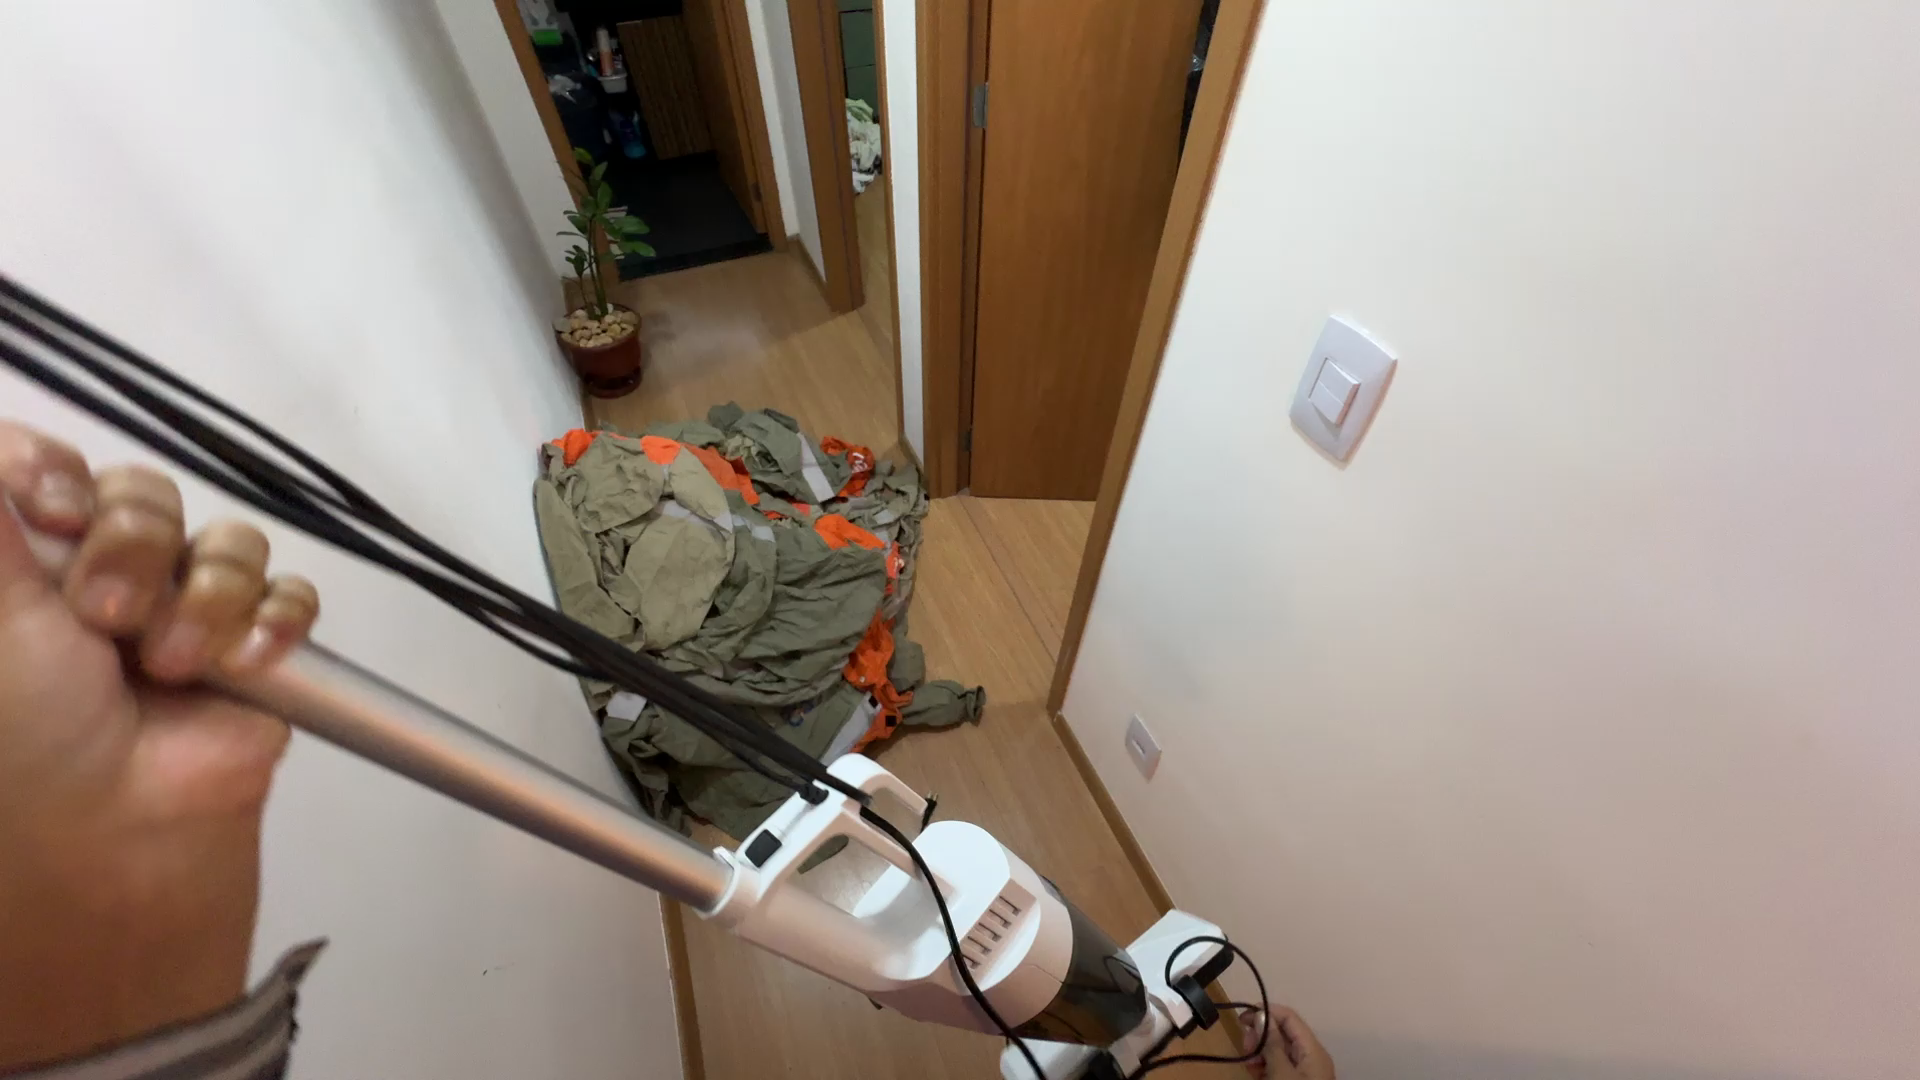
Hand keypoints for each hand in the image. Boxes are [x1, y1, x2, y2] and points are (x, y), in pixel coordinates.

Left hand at [0, 423, 317, 1068]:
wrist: (119, 817)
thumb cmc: (19, 724)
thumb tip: (0, 445)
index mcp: (22, 562)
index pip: (49, 464)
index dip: (61, 472)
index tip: (53, 515)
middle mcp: (103, 572)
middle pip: (149, 493)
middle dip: (139, 547)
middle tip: (108, 615)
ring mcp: (190, 605)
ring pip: (231, 542)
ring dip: (210, 598)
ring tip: (177, 660)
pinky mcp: (263, 638)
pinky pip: (294, 593)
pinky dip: (277, 623)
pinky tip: (249, 662)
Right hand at [1241, 1006, 1334, 1079]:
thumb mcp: (1281, 1072)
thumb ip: (1271, 1042)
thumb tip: (1261, 1013)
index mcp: (1313, 1049)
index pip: (1289, 1016)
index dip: (1265, 1011)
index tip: (1243, 1018)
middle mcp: (1312, 1056)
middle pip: (1282, 1032)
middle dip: (1260, 1035)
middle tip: (1245, 1045)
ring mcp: (1306, 1071)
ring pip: (1279, 1049)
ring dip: (1260, 1051)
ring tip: (1249, 1063)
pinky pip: (1280, 1065)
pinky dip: (1266, 1064)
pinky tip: (1255, 1071)